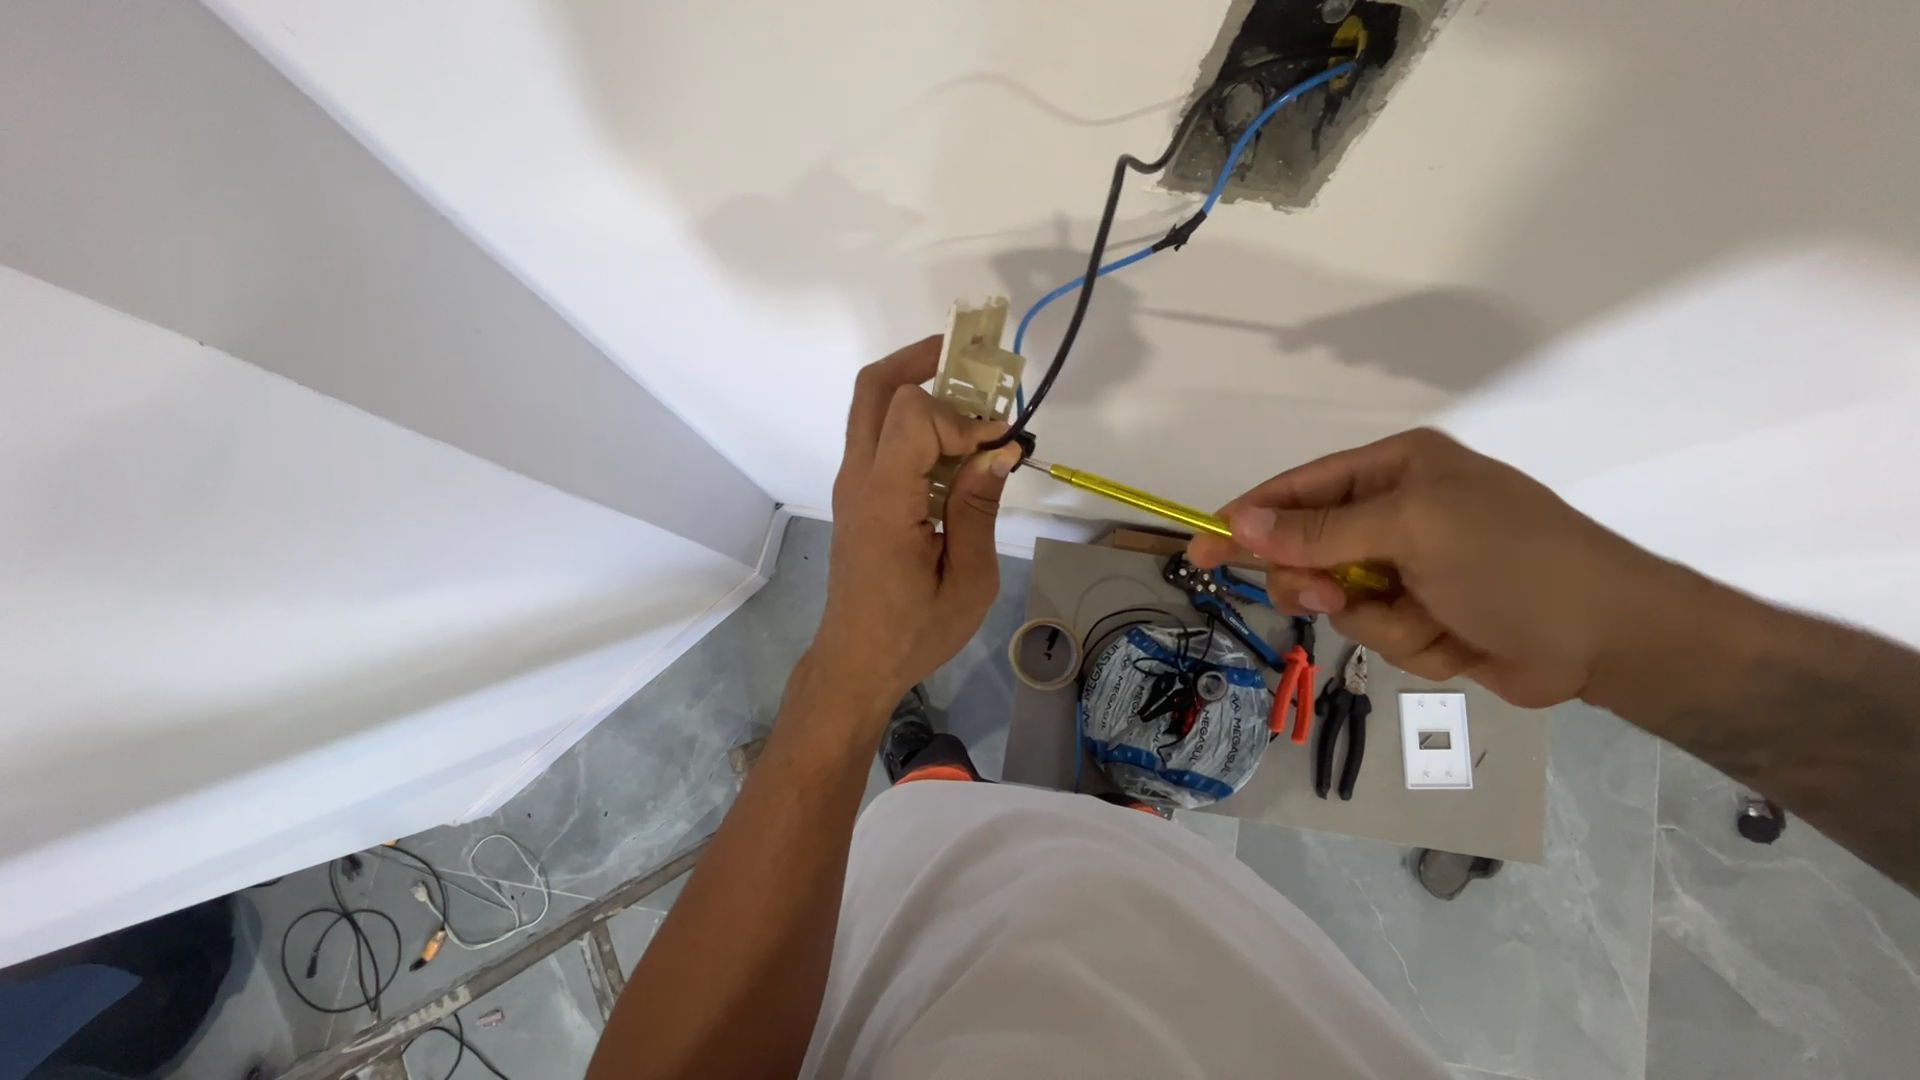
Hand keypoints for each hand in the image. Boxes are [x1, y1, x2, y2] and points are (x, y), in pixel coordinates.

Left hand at [809, 337, 1025, 711]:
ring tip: (969, 400)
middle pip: (875, 387)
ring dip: (918, 388)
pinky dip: (913, 421)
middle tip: (972, 363)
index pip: (914, 415)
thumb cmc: (915, 632)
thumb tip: (999, 448)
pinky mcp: (857, 495)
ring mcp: (851, 485)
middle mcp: (858, 480)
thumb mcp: (968, 580)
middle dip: (924, 361)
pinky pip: (878, 435)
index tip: (996, 450)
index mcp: (885, 502)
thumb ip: (979, 507)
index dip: (962, 418)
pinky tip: (952, 445)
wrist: (856, 661)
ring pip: (871, 405)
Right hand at [1188, 428, 1672, 707]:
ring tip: (1413, 614)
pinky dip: (1403, 638)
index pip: (1298, 490)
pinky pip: (1374, 630)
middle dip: (1313, 578)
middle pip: (1306, 549)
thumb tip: (1240, 523)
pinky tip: (1448, 636)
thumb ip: (1320, 531)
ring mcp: (1408, 567)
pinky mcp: (1421, 614)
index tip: (1201, 549)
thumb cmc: (1512, 561)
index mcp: (1395, 470)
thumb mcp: (1411, 529)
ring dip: (1367, 614)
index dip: (1246, 519)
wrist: (1610, 639)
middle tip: (1319, 597)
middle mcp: (1396, 513)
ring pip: (1336, 598)